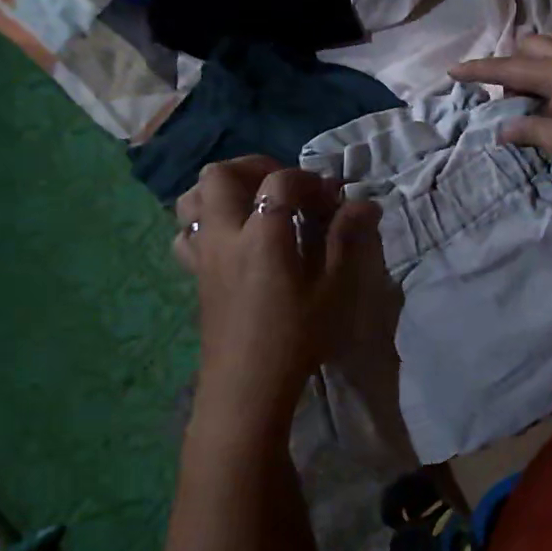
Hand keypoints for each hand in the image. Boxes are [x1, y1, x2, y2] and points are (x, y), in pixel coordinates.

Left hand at [172, 157, 381, 438]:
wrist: (248, 383)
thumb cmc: (297, 335)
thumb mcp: (333, 288)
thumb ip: (345, 239)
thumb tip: (365, 203)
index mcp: (262, 236)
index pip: (280, 182)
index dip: (308, 180)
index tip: (331, 198)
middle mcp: (224, 235)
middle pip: (221, 174)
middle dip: (256, 168)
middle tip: (287, 185)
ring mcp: (203, 253)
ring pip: (193, 196)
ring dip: (225, 187)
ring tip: (256, 202)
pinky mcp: (195, 272)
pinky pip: (186, 228)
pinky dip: (206, 217)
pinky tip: (233, 234)